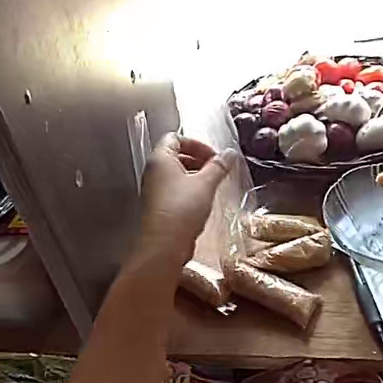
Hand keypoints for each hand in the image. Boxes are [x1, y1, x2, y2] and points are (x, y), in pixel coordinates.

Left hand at [134, 134, 232, 270]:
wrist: (164, 245)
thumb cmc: (182, 209)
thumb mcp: (205, 184)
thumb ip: (218, 166)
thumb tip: (230, 153)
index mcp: (160, 158)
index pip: (176, 137)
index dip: (197, 144)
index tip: (214, 156)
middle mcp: (153, 171)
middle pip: (176, 154)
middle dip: (198, 159)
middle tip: (216, 169)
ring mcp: (154, 189)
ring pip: (176, 173)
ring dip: (196, 175)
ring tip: (213, 184)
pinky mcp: (158, 205)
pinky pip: (175, 189)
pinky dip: (190, 189)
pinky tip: (204, 200)